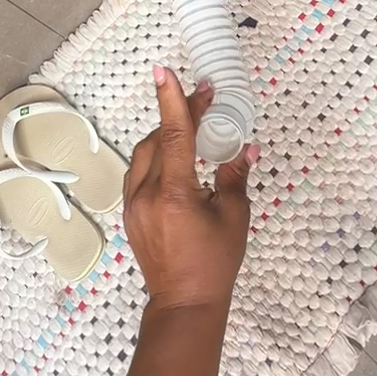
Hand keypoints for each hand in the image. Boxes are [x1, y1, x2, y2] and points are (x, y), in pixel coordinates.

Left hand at [122, 66, 258, 312]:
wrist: (184, 304)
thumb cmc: (214, 263)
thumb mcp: (234, 217)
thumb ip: (235, 176)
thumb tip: (245, 145)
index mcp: (174, 193)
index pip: (174, 134)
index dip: (172, 99)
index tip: (165, 71)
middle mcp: (146, 194)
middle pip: (159, 138)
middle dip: (180, 114)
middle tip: (205, 100)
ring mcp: (134, 204)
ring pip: (145, 153)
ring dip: (167, 134)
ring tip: (194, 126)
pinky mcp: (131, 213)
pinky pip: (140, 171)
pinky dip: (157, 156)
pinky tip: (176, 157)